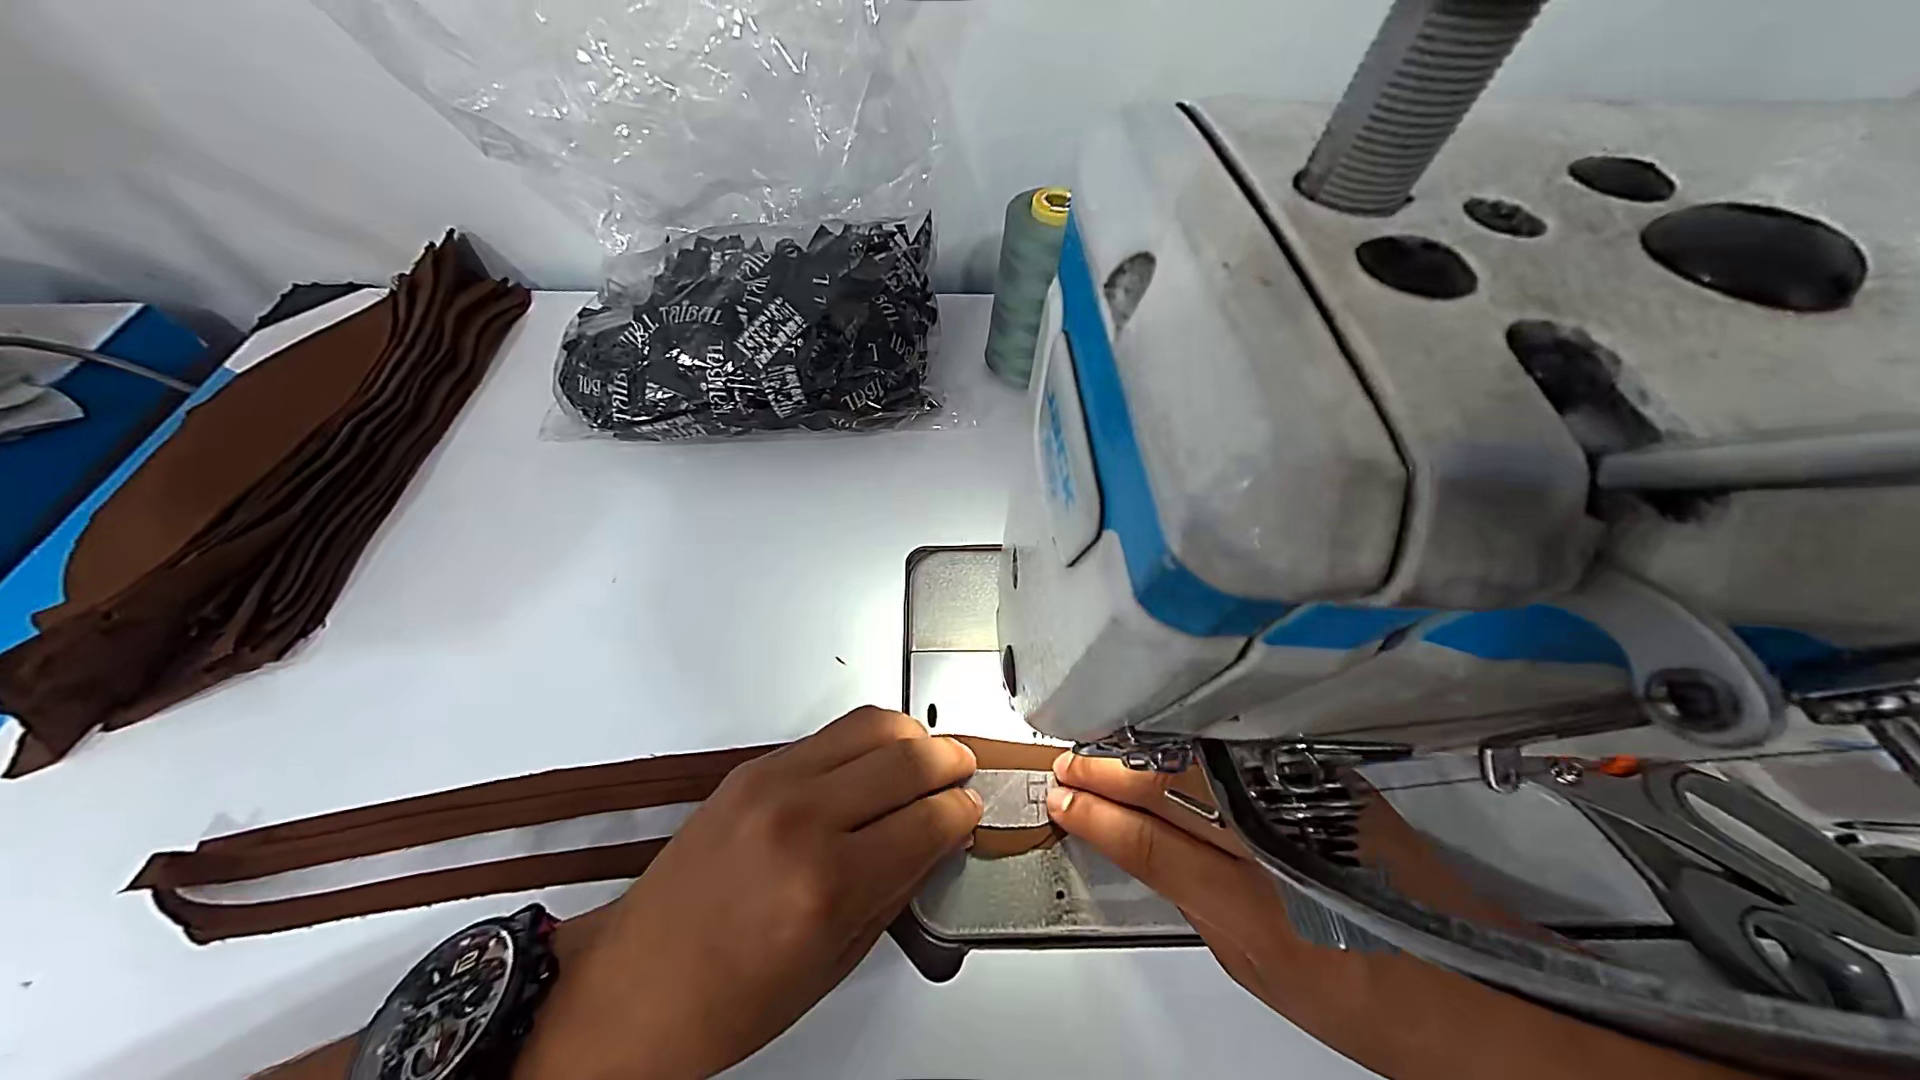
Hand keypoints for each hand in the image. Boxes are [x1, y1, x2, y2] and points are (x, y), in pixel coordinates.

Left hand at [513, 707, 980, 1079]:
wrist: (632, 985)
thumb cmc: (722, 997)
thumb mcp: (835, 960)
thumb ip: (898, 887)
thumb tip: (938, 837)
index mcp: (827, 884)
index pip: (930, 818)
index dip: (964, 810)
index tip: (971, 810)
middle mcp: (800, 819)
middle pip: (910, 755)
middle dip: (951, 760)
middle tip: (961, 774)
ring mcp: (771, 783)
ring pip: (873, 723)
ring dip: (913, 736)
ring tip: (925, 758)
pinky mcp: (751, 767)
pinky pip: (830, 732)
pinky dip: (867, 739)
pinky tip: (873, 763)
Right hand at [1045, 753, 1750, 1079]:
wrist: (1471, 986)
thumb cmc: (1360, 999)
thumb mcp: (1255, 965)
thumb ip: (1189, 898)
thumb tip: (1139, 847)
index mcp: (1254, 904)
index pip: (1148, 841)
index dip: (1095, 814)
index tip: (1059, 798)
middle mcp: (1278, 838)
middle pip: (1166, 786)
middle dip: (1104, 772)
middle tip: (1064, 765)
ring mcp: (1305, 797)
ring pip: (1195, 757)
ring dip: (1137, 750)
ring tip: (1097, 749)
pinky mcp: (1326, 777)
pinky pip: (1235, 750)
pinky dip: (1186, 743)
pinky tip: (1159, 740)